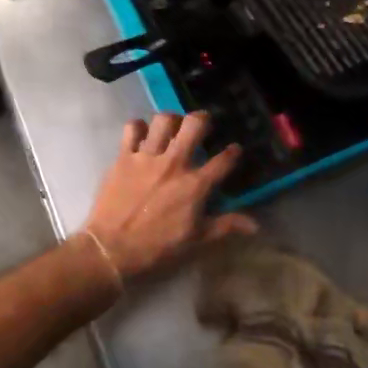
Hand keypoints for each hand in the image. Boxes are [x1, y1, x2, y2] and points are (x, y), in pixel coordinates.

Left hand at [81, 114, 257, 281]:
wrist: (112, 249)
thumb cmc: (157, 248)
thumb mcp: (196, 241)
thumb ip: (225, 226)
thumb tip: (255, 225)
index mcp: (195, 185)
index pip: (223, 160)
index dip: (233, 152)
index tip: (234, 149)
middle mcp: (174, 163)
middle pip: (194, 124)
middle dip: (202, 119)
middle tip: (201, 124)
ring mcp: (147, 157)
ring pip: (163, 120)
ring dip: (171, 120)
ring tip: (171, 127)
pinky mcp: (124, 156)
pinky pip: (132, 128)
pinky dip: (138, 127)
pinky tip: (141, 134)